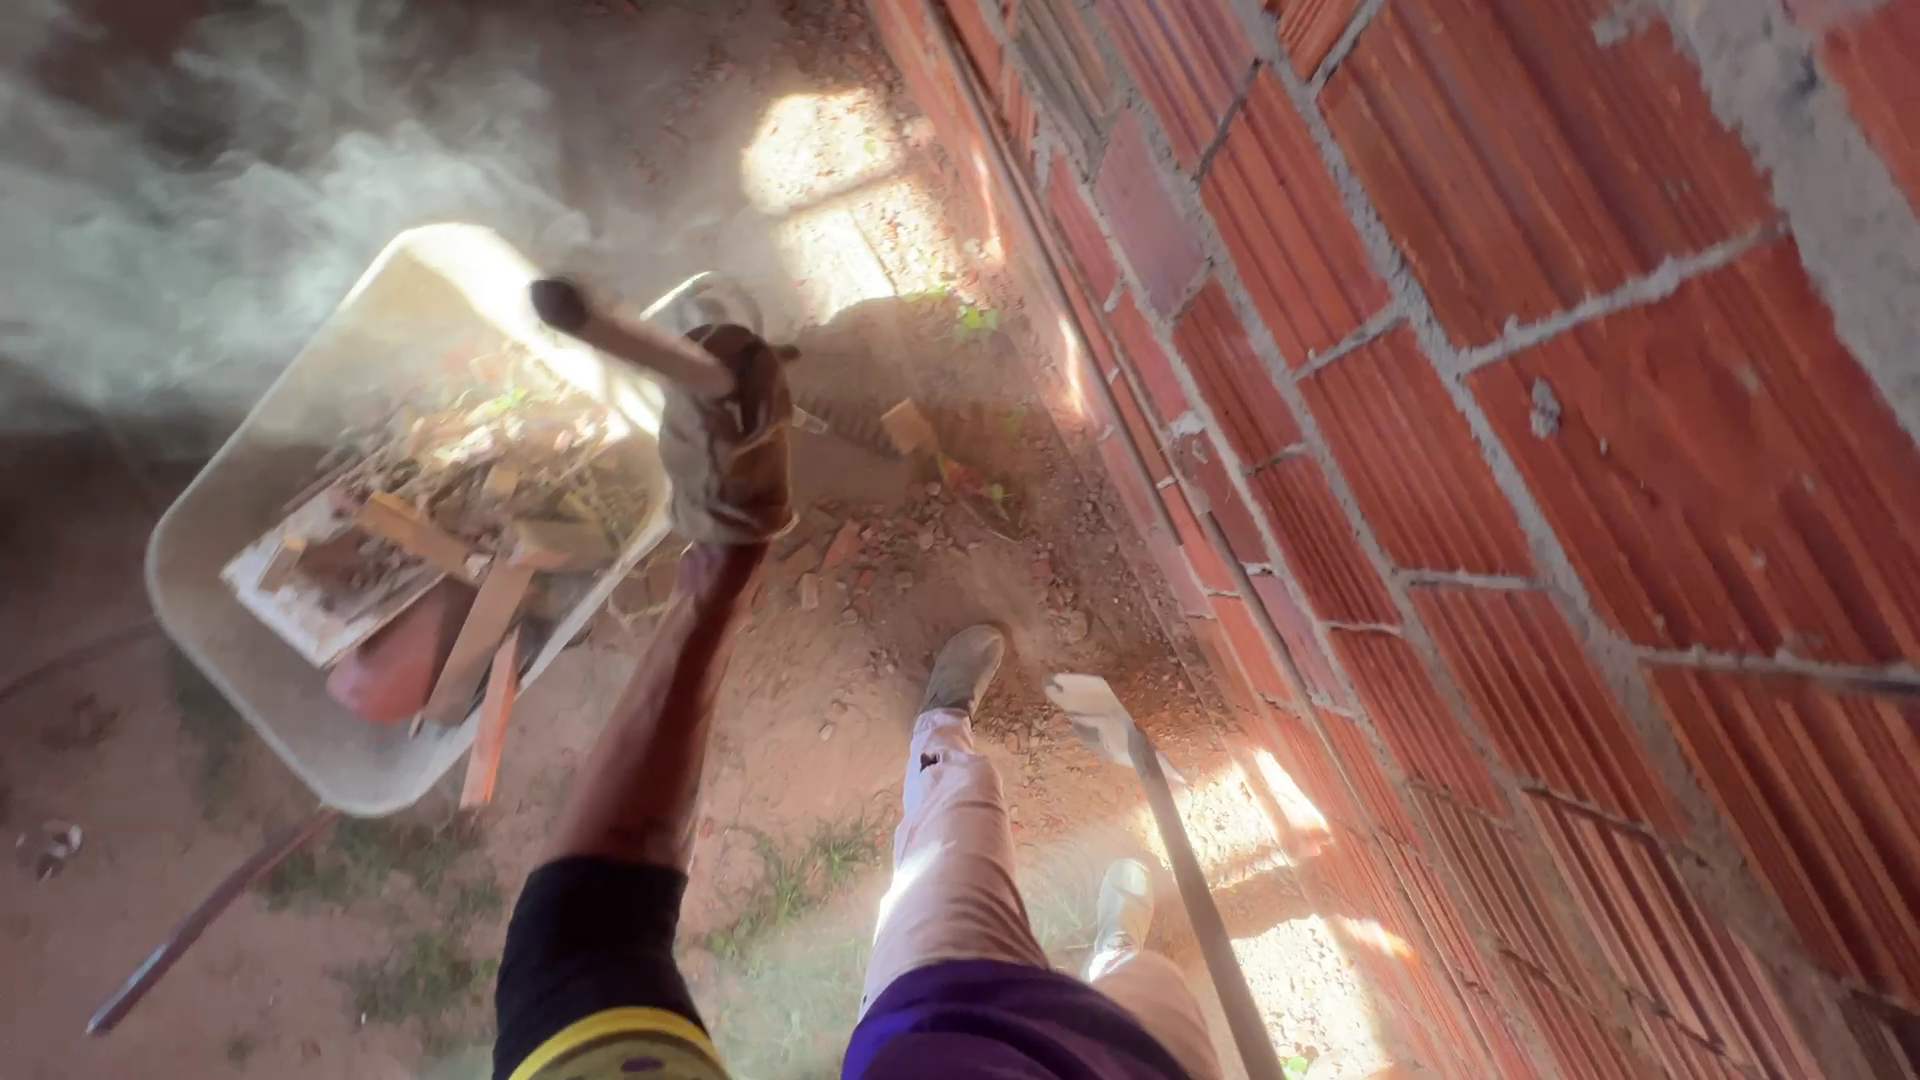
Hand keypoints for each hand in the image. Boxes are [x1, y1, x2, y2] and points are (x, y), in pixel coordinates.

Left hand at [656, 324, 796, 544]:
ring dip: (728, 373)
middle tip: (769, 361)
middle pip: (695, 359)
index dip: (732, 338)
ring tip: (766, 385)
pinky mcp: (675, 441)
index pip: (704, 347)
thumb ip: (767, 390)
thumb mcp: (772, 437)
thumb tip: (764, 352)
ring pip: (695, 380)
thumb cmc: (753, 489)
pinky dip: (722, 396)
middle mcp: (675, 407)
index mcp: (699, 403)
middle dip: (732, 352)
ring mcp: (671, 425)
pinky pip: (697, 403)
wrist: (726, 539)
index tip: (760, 348)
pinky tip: (746, 411)